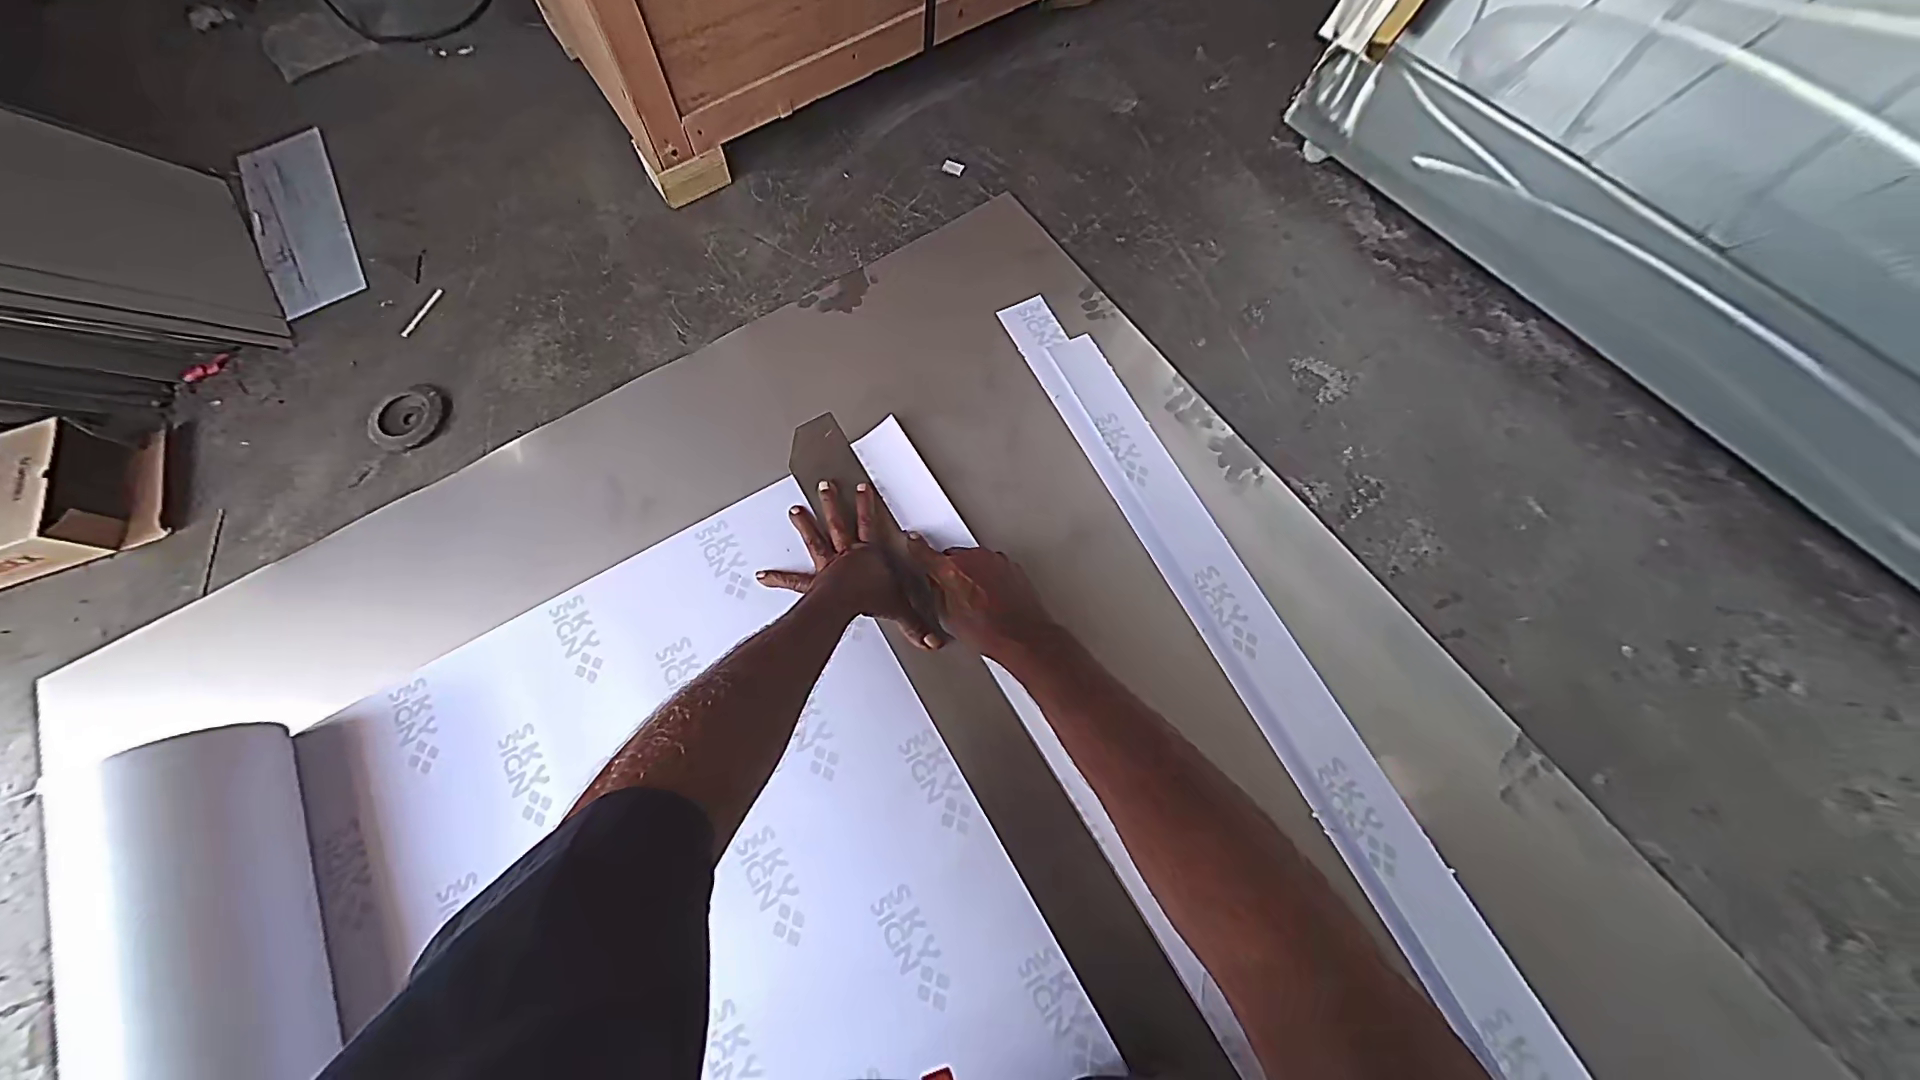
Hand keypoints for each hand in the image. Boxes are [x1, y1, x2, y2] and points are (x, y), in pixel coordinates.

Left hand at [758, 481, 943, 647]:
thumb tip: (932, 640)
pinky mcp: (814, 582)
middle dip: (832, 504)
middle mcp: (846, 555)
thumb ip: (914, 624)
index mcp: (868, 555)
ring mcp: (828, 566)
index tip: (862, 489)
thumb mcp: (899, 609)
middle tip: (824, 487)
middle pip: (839, 523)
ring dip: (805, 524)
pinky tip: (763, 575)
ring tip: (795, 510)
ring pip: (816, 539)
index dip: (867, 505)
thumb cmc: (870, 598)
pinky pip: (794, 579)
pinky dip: (778, 578)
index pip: (869, 523)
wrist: (846, 602)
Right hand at [902, 536, 1060, 662]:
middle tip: (954, 595)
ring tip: (978, 601)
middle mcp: (974, 559)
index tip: (913, 542)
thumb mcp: (948, 618)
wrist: (1023, 637)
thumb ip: (937, 594)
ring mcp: (994, 560)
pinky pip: (993, 565)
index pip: (925, 552)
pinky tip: (992, 598)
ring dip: (972, 573)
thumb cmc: (990, 632)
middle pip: (953, 556)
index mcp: (951, 570)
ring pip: (974, 560)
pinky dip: (990, 576)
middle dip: (951, 571)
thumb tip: (936, 587)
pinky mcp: (1011, 565)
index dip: (916, 547)